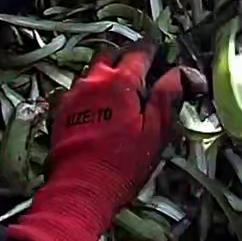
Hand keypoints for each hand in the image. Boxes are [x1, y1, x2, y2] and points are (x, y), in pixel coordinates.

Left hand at [5, 43, 180, 240]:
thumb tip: (180, 73)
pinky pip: (79, 90)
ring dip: (107, 74)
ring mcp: (74, 94)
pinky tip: (101, 107)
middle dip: (126, 57)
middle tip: (141, 70)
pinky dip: (92, 91)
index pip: (139, 52)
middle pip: (111, 55)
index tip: (159, 53)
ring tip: (121, 91)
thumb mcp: (155, 131)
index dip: (152, 51)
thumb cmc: (121, 164)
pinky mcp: (61, 110)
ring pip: (93, 72)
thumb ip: (167, 96)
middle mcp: (93, 81)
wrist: (80, 190)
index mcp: (119, 82)